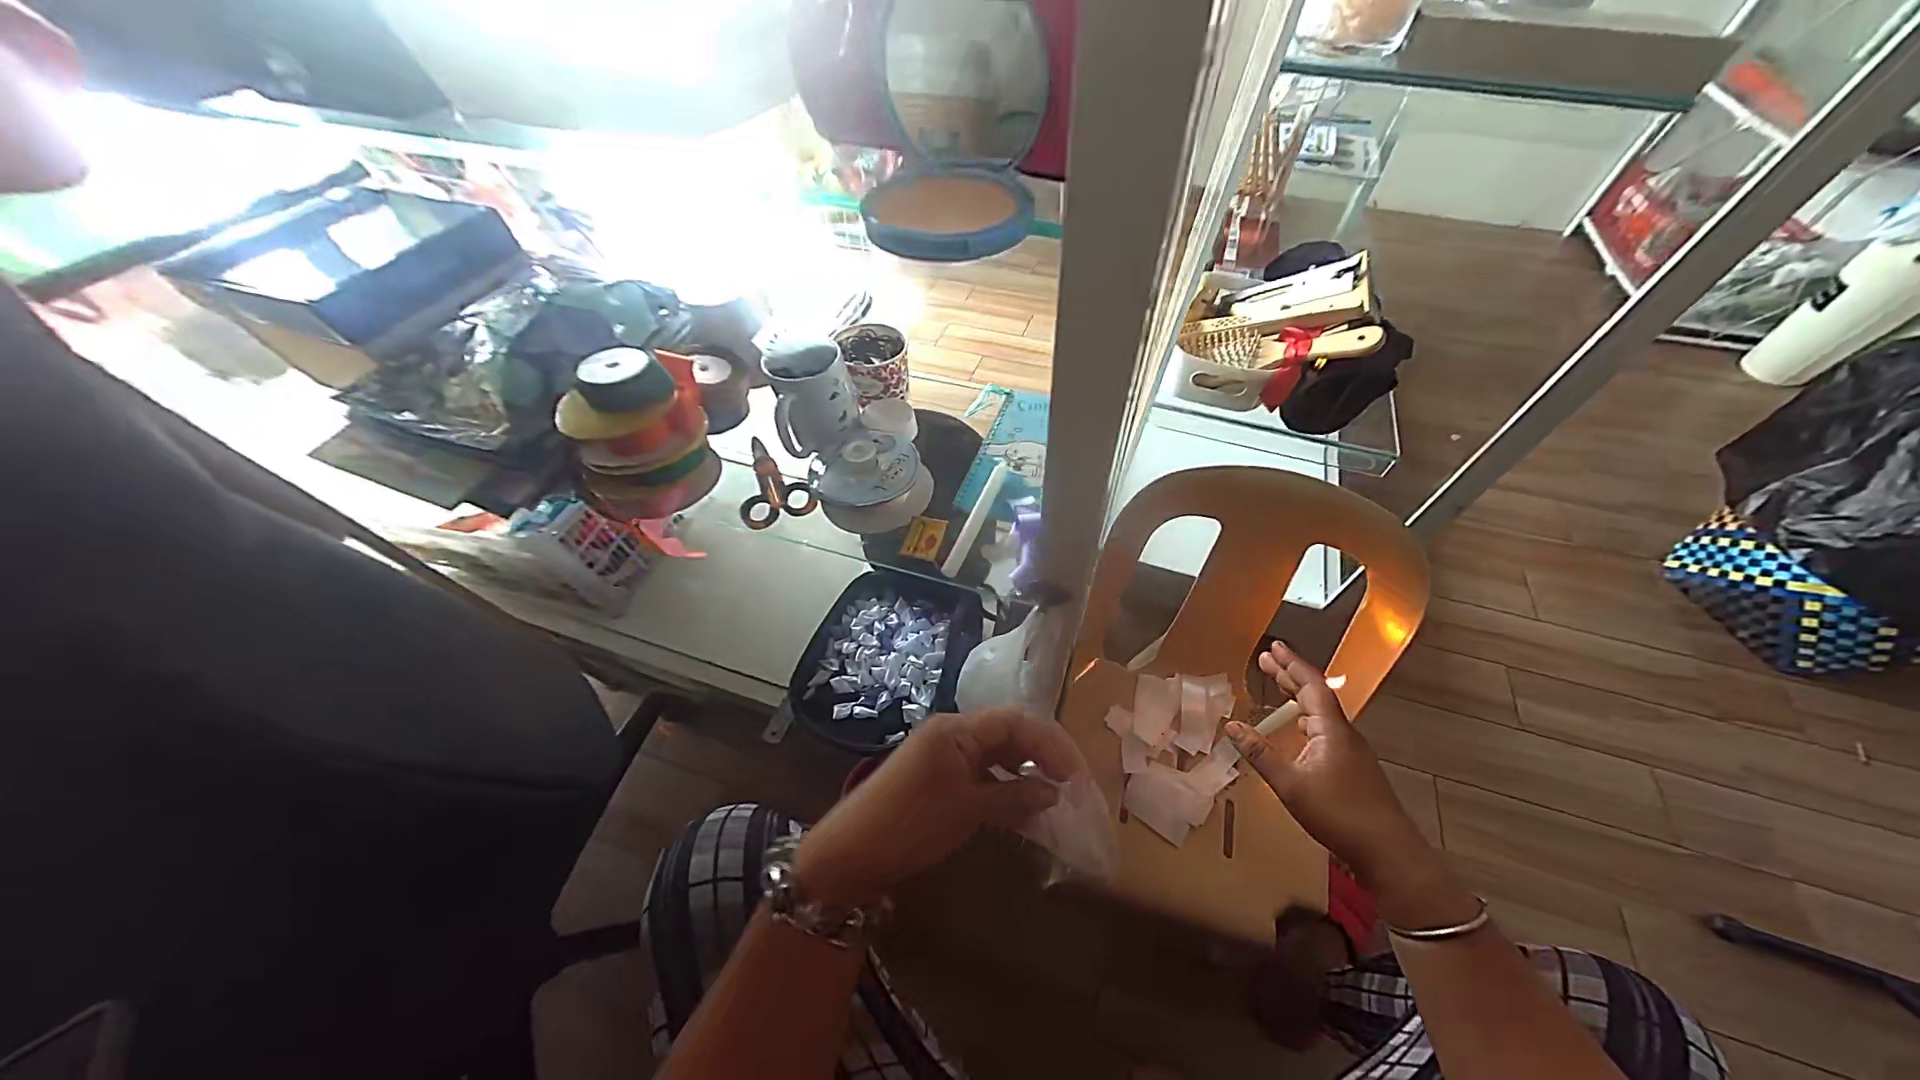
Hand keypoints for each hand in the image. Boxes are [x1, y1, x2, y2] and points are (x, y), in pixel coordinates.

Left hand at [795, 707, 1083, 907]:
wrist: (851, 853)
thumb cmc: (910, 825)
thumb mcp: (967, 811)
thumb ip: (1014, 796)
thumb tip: (1054, 791)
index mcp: (957, 729)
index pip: (1017, 721)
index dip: (1051, 744)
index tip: (1075, 777)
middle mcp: (952, 732)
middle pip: (1009, 732)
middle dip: (1043, 754)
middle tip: (1072, 786)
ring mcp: (944, 754)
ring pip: (997, 752)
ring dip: (1026, 771)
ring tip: (1054, 798)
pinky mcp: (940, 776)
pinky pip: (982, 771)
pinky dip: (1005, 786)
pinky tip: (1023, 808)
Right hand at [1225, 642, 1438, 895]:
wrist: (1388, 852)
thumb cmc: (1339, 814)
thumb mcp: (1290, 783)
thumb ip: (1259, 753)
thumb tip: (1232, 726)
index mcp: (1331, 729)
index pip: (1310, 685)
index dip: (1291, 663)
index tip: (1273, 647)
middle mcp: (1343, 734)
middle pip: (1315, 695)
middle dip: (1290, 675)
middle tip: (1266, 661)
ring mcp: (1351, 751)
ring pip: (1320, 713)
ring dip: (1297, 697)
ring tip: (1276, 687)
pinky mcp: (1352, 768)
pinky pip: (1324, 730)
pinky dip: (1304, 719)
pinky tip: (1295, 729)